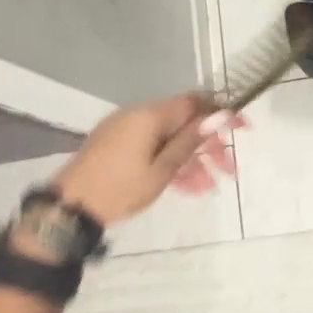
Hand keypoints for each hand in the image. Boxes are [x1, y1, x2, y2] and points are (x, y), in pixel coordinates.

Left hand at [49, 94, 239, 226]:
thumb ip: (189, 141)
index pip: (195, 103)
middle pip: (183, 122)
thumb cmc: (119, 189)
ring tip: (209, 188)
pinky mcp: (117, 147)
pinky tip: (188, 187)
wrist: (69, 208)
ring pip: (169, 139)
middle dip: (208, 145)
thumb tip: (218, 116)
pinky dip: (171, 163)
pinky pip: (153, 148)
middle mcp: (138, 116)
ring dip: (192, 160)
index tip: (244, 130)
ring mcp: (126, 131)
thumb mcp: (161, 170)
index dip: (221, 114)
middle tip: (229, 171)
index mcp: (150, 116)